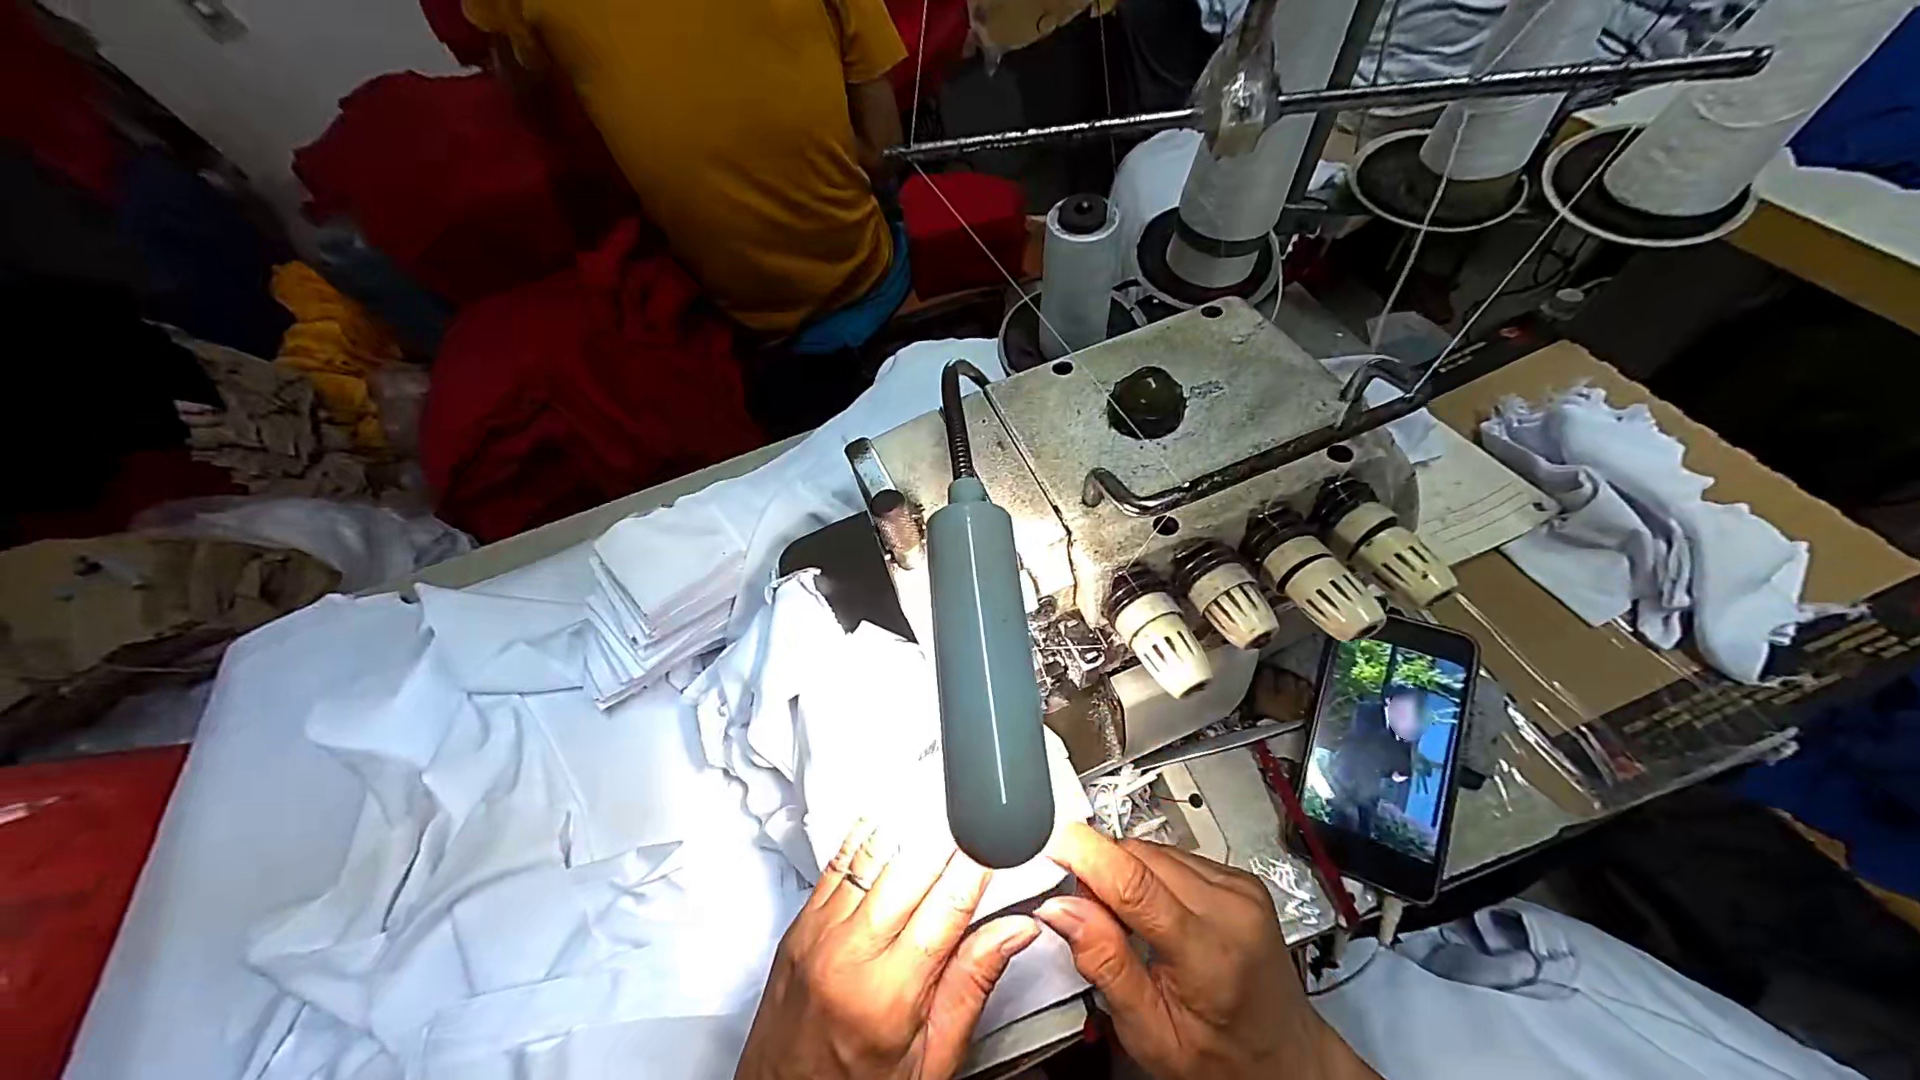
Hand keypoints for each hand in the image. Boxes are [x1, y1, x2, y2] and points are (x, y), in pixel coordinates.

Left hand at [735, 821, 1041, 1079]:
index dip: (978, 864)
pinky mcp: (800, 924)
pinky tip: (888, 818)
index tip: (999, 839)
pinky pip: (838, 861)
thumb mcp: (930, 1059)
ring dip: (911, 823)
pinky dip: (868, 834)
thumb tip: (1015, 930)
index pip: (948, 905)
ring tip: (939, 802)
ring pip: (874, 853)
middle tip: (976, 815)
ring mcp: (819, 933)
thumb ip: (972, 983)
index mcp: (889, 996)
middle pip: (912, 868)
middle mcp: (849, 954)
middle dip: (949, 834)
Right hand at [1036, 823, 1380, 1079]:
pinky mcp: (1239, 876)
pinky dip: (1149, 874)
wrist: (1286, 1059)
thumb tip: (1062, 908)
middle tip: (1089, 915)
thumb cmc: (1222, 1060)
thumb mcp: (1152, 1034)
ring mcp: (1239, 887)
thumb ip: (1104, 965)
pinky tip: (1154, 911)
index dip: (1087, 854)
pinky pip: (1172, 854)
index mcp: (1210, 953)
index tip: (1051, 844)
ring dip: (1124, 873)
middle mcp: (1231, 907)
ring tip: (1128, 922)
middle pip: (1138, 857)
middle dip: (1100, 873)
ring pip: (1152, 849)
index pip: (1135, 883)